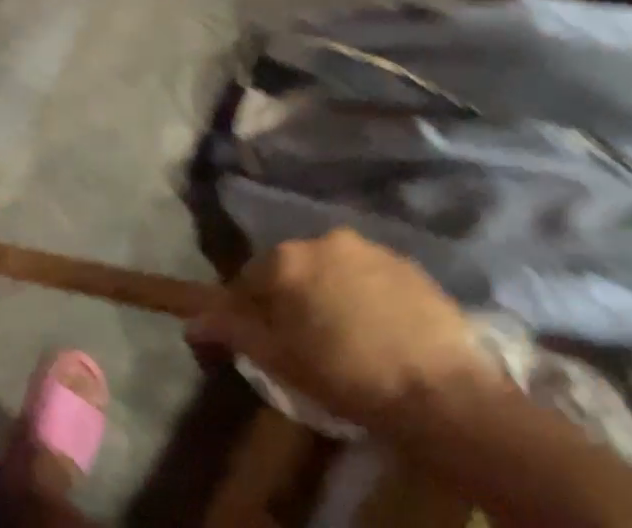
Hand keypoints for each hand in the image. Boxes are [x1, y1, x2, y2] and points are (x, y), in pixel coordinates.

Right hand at [193, 229, 486, 424]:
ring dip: (332, 292)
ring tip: (347, 337)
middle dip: (293, 297)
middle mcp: (325, 239)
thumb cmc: (344, 374)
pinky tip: (380, 331)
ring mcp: (372, 249)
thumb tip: (191, 321)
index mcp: (286, 259)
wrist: (440, 393)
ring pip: (335, 269)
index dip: (251, 311)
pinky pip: (373, 277)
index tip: (263, 340)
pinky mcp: (411, 266)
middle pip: (293, 268)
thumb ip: (233, 332)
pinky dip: (368, 296)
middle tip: (304, 341)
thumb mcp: (279, 359)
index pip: (249, 279)